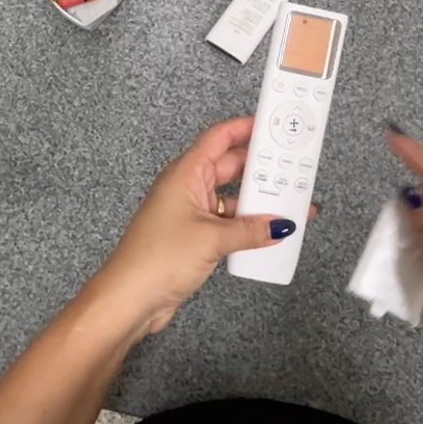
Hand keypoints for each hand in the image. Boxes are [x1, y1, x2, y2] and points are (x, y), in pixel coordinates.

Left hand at [84, 117, 296, 338]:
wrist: (130, 298)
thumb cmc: (158, 258)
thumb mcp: (211, 238)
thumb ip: (249, 230)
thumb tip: (280, 225)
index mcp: (186, 173)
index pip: (219, 137)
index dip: (245, 127)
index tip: (272, 125)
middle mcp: (188, 186)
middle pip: (229, 165)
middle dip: (260, 166)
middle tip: (292, 166)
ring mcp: (191, 211)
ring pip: (231, 195)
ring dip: (257, 199)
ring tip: (290, 200)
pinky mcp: (194, 234)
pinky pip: (227, 220)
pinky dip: (247, 223)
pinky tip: (269, 231)